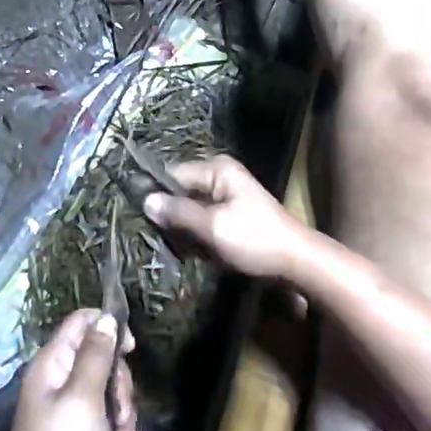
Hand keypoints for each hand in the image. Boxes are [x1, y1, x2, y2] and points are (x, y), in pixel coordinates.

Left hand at [0, 309, 137, 430]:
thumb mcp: (83, 398)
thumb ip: (96, 355)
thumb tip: (106, 317)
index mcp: (51, 366)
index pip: (79, 323)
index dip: (106, 325)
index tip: (131, 346)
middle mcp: (59, 385)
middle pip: (100, 359)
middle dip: (120, 383)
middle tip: (122, 408)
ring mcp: (70, 415)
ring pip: (110, 392)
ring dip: (125, 415)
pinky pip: (109, 423)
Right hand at [141, 156, 316, 280]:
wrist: (295, 260)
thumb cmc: (254, 239)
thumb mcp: (213, 227)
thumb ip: (179, 213)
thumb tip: (145, 200)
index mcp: (217, 170)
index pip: (173, 173)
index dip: (154, 192)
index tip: (135, 213)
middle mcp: (220, 176)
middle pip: (181, 191)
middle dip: (170, 215)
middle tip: (157, 238)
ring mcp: (226, 195)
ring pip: (190, 209)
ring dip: (183, 229)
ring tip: (178, 248)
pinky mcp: (230, 215)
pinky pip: (203, 220)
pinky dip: (197, 236)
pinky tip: (194, 252)